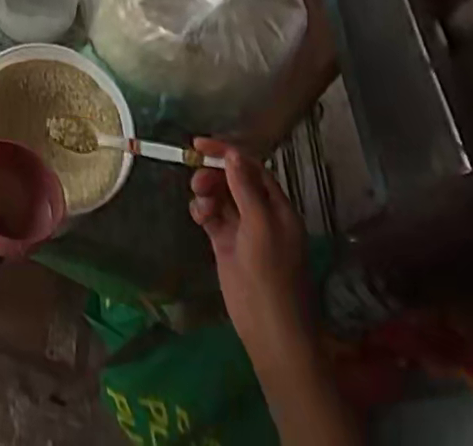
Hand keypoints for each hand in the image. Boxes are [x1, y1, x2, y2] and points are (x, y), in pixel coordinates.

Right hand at [189, 138, 309, 352]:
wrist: (270, 328)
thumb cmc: (271, 274)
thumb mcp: (260, 226)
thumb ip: (245, 189)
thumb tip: (233, 155)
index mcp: (276, 204)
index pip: (250, 167)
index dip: (227, 153)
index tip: (200, 144)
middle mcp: (260, 212)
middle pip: (233, 180)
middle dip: (214, 174)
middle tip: (196, 180)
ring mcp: (242, 229)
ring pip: (220, 198)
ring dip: (207, 193)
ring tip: (200, 205)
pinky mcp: (225, 245)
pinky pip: (212, 217)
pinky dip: (203, 211)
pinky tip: (199, 216)